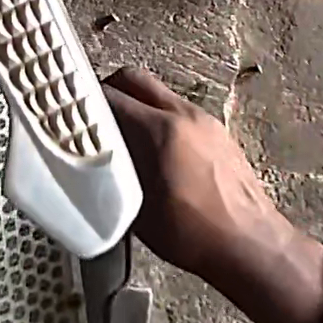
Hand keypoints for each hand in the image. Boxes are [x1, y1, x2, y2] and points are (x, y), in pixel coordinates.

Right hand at [101, 68, 322, 322]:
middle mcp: (183, 115)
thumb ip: (114, 175)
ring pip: (159, 92)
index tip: (73, 109)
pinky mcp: (217, 130)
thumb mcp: (137, 209)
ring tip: (125, 134)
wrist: (249, 243)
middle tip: (96, 114)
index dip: (87, 100)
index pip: (113, 96)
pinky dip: (160, 117)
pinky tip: (156, 149)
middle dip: (111, 89)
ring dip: (137, 102)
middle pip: (135, 79)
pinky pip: (179, 109)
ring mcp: (203, 120)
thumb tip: (95, 160)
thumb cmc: (193, 234)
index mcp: (160, 131)